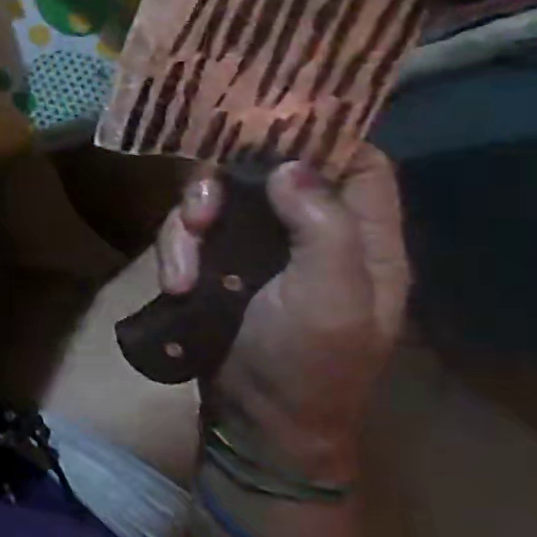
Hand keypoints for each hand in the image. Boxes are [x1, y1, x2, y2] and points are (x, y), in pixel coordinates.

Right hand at [156, 147, 409, 481]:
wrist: (256, 418)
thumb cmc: (311, 362)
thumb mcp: (333, 299)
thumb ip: (324, 228)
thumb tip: (291, 164)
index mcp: (361, 239)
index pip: (359, 163)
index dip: (324, 135)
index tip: (271, 118)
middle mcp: (308, 231)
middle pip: (267, 170)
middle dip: (228, 183)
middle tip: (204, 208)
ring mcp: (256, 245)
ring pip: (216, 198)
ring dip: (190, 221)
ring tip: (183, 266)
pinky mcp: (213, 260)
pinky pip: (186, 231)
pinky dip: (174, 250)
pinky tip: (174, 284)